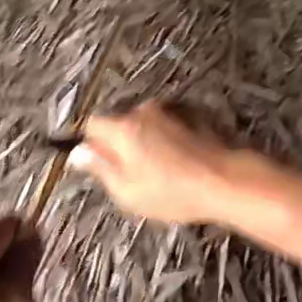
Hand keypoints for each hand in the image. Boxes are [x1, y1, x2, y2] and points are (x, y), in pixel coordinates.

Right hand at [70, 101, 235, 224]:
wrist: (223, 179)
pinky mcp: (188, 112)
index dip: (93, 144)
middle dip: (121, 143)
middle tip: (134, 174)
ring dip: (145, 140)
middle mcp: (143, 111)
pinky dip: (165, 137)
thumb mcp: (128, 192)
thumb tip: (78, 152)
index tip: (102, 164)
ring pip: (143, 123)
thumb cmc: (173, 192)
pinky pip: (164, 123)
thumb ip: (100, 168)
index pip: (92, 124)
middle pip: (119, 122)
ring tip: (161, 170)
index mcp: (124, 129)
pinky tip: (177, 161)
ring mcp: (168, 109)